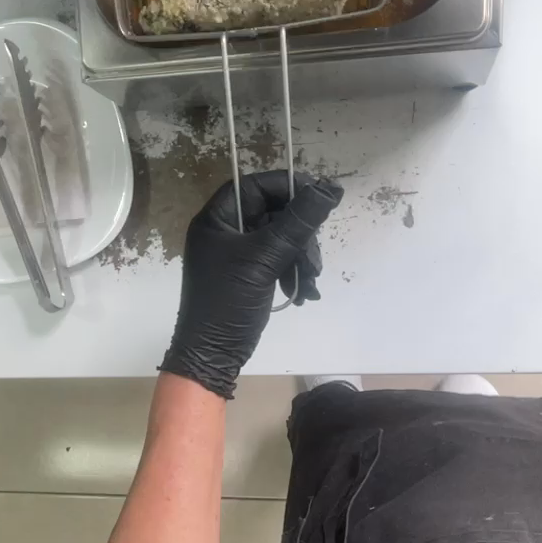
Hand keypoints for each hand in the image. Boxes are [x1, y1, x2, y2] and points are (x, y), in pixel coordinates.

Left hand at [159, 171, 343, 397]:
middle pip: (272, 213)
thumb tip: (329, 189)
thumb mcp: (265, 259)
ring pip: (280, 239)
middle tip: (313, 259)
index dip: (287, 188)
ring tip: (310, 282)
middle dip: (300, 234)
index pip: (255, 186)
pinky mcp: (248, 276)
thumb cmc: (228, 303)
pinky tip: (304, 292)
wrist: (212, 356)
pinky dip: (293, 273)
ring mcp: (236, 255)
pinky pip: (278, 261)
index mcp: (216, 220)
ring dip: (301, 257)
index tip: (319, 199)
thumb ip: (297, 222)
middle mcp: (224, 232)